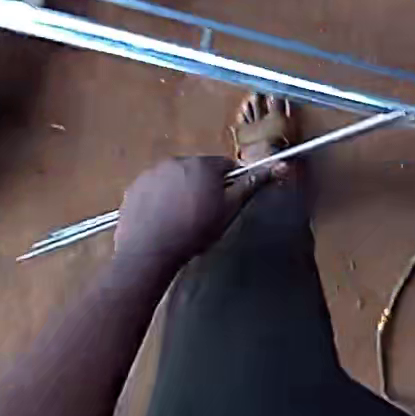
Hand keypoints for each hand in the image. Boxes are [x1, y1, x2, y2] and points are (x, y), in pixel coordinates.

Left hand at [113, 157, 263, 270]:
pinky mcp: (134, 187)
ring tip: (181, 217)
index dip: (229, 184)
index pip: (226, 166)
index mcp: (204, 164)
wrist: (148, 254)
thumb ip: (253, 184)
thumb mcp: (230, 209)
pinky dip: (161, 197)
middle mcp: (178, 161)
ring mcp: (152, 173)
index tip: (225, 202)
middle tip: (204, 212)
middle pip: (200, 169)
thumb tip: (280, 165)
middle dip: (204, 185)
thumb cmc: (195, 231)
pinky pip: (156, 186)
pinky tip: (162, 217)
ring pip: (177, 177)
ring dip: (182, 189)